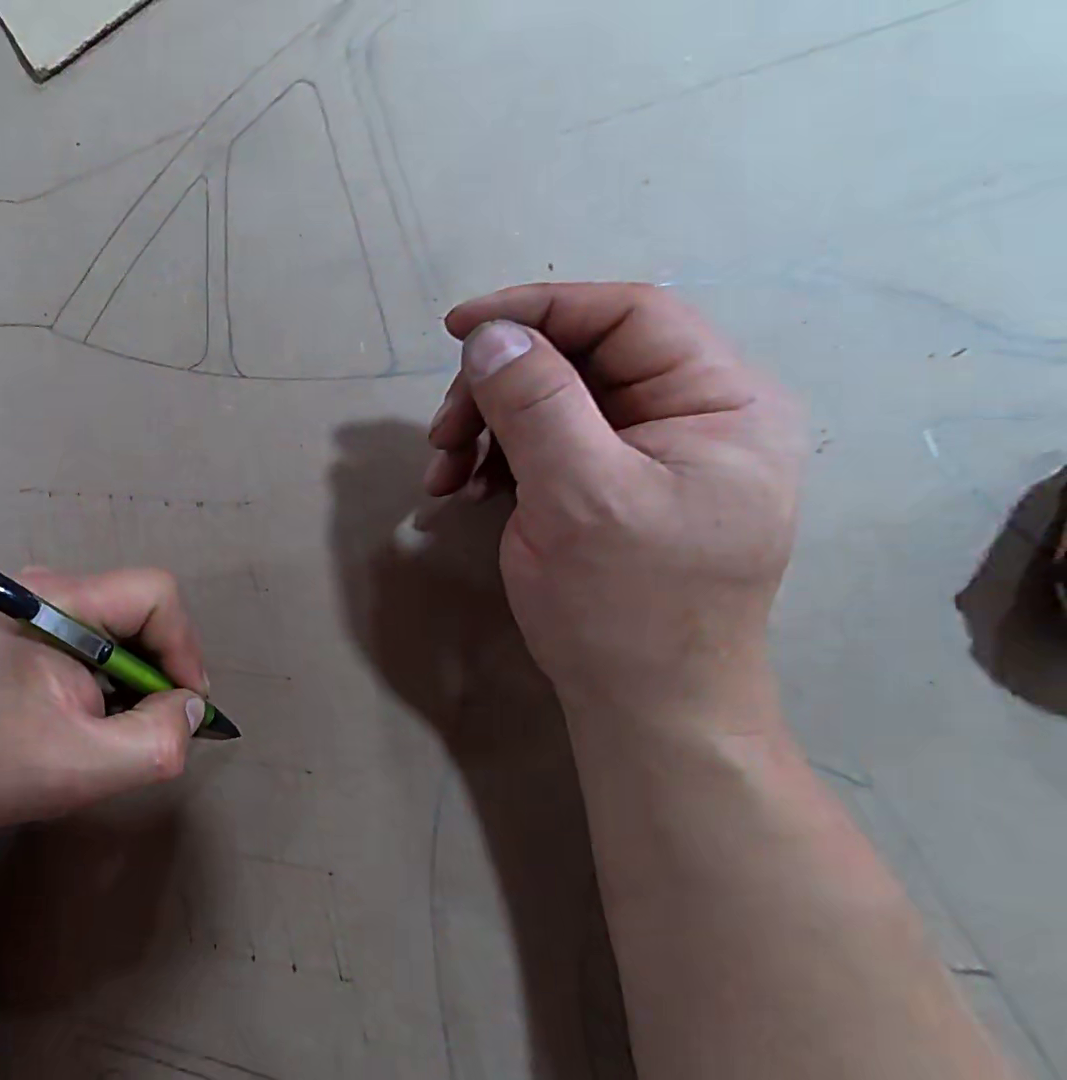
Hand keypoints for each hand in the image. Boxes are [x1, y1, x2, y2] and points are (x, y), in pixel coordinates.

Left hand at [0, 567, 208, 856]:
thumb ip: (158, 740)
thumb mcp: (86, 766)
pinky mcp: (33, 633)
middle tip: (159, 725)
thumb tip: (192, 708)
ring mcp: (37, 609)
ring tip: (120, 729)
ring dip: (139, 679)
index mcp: (55, 600)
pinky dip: (116, 679)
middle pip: (141, 609)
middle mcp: (47, 590)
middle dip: (162, 668)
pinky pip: (100, 641)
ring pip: (124, 627)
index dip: (182, 649)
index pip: (154, 595)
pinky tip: (96, 719)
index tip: (185, 708)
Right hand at [423, 283, 803, 717]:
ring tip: (442, 474)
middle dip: (496, 388)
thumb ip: (537, 405)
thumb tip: (489, 335)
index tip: (457, 328)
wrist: (643, 701)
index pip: (627, 315)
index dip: (539, 308)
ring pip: (546, 401)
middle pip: (576, 359)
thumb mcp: (579, 496)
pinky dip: (491, 458)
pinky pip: (539, 444)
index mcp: (718, 402)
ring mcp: (641, 452)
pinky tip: (463, 489)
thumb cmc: (626, 604)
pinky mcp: (602, 484)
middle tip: (441, 434)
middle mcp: (686, 415)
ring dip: (483, 426)